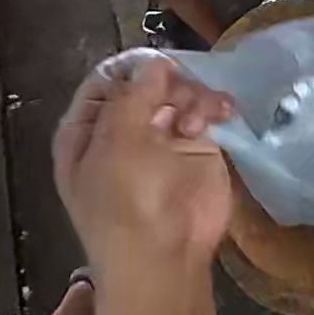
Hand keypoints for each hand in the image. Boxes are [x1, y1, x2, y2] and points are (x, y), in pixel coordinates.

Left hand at [53, 58, 235, 285]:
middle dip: (170, 85)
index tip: (160, 67)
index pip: (109, 81)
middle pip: (152, 84)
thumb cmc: (127, 202)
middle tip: (182, 101)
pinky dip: (217, 107)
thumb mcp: (117, 145)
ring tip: (200, 122)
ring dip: (195, 98)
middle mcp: (128, 129)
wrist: (167, 251)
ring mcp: (167, 139)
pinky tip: (222, 115)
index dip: (133, 69)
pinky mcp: (203, 148)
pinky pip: (210, 113)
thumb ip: (133, 98)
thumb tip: (155, 63)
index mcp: (91, 129)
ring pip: (184, 95)